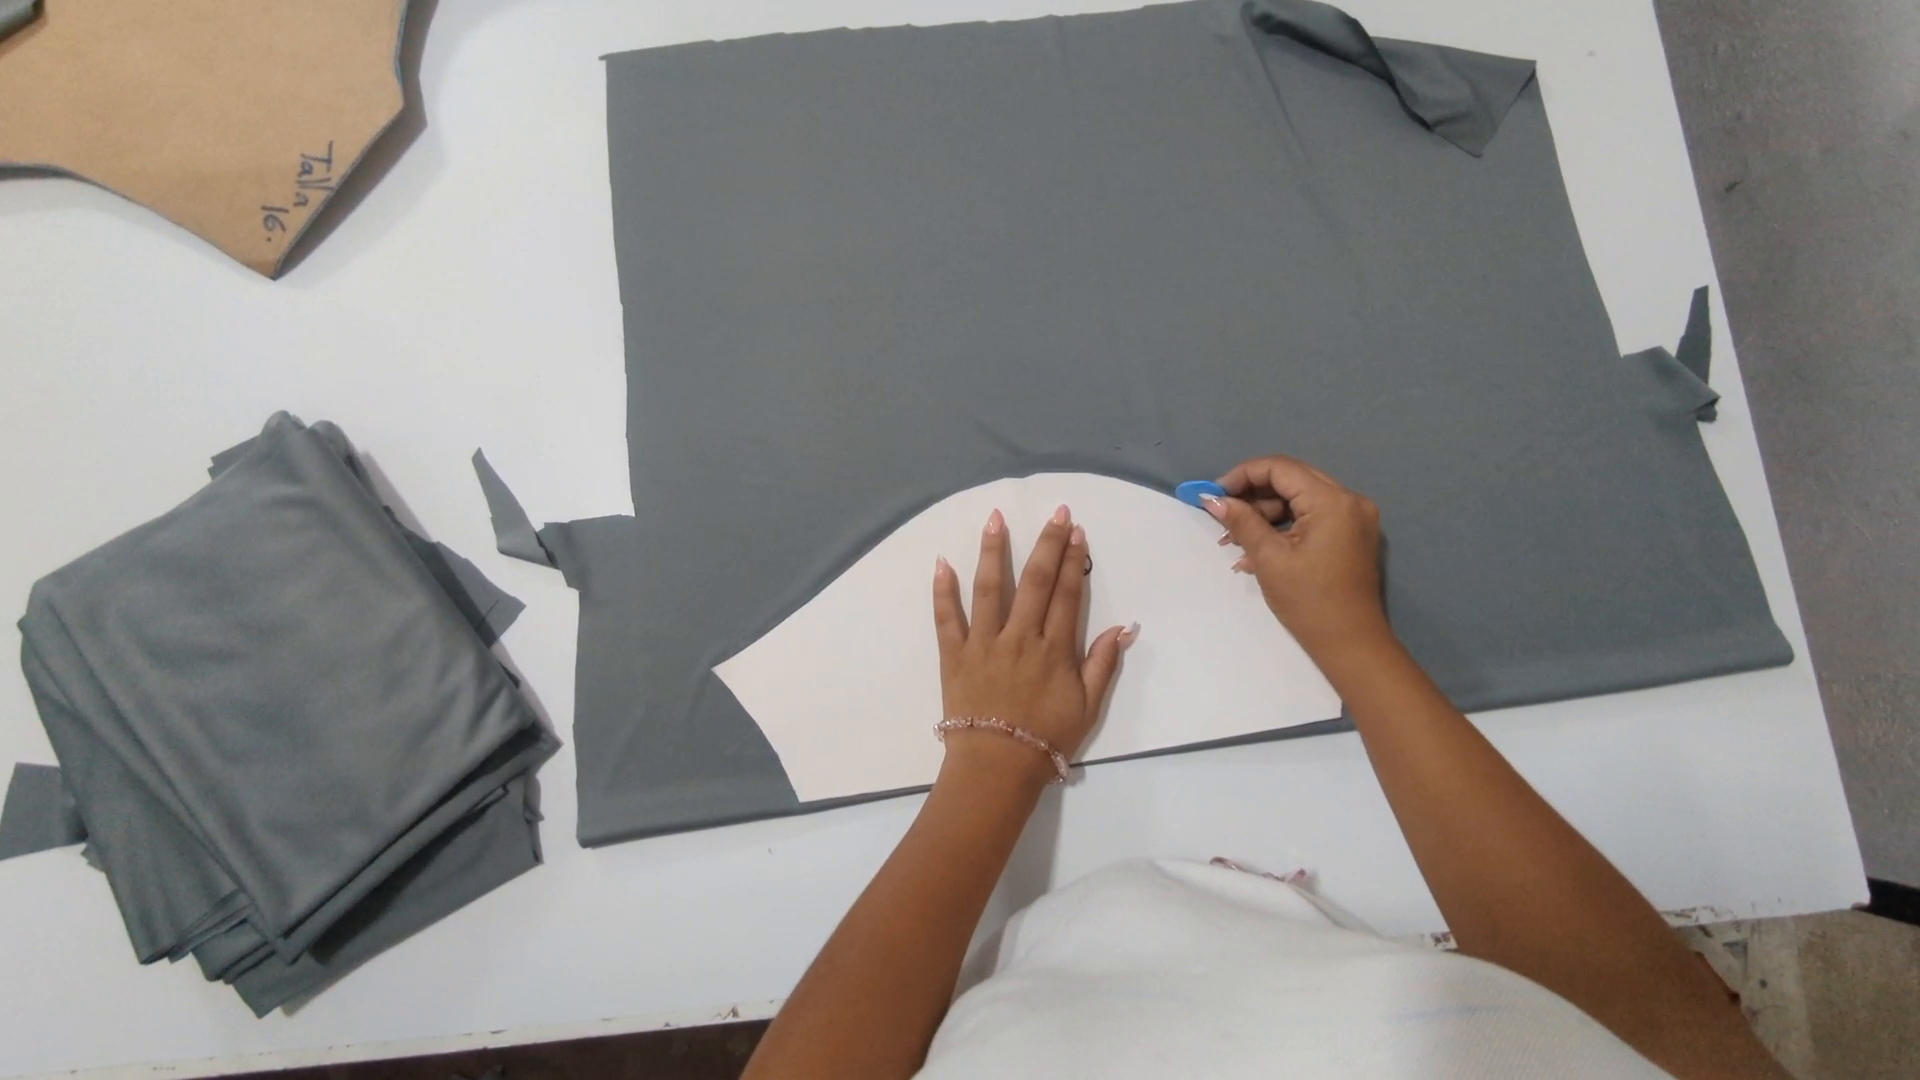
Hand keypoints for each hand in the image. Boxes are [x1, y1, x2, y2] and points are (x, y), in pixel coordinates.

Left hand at [933, 505, 1135, 783]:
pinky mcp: (954, 654)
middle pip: (1036, 582)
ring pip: (990, 588)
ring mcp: (984, 643)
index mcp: (1054, 649)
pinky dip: (942, 590)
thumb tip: (1126, 627)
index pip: (1067, 595)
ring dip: (994, 551)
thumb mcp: (1088, 707)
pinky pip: (946, 617)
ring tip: (996, 518)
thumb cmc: (1046, 739)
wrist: (996, 767)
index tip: (1077, 531)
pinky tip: (941, 562)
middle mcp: (1020, 637)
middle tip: (1056, 512)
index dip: (1073, 561)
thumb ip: (1103, 664)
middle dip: (1047, 543)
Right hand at [1206, 455, 1387, 659]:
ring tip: (1233, 539)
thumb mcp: (1269, 559)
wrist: (1351, 643)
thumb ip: (1242, 522)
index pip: (1280, 468)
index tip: (1213, 495)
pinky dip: (1282, 526)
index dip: (1242, 475)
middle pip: (1291, 479)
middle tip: (1220, 512)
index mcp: (1332, 501)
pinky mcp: (1350, 535)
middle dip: (1251, 493)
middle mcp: (1348, 500)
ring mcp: (1353, 518)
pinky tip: (1254, 549)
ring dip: (1264, 512)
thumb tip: (1212, 500)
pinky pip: (1310, 517)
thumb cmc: (1309, 601)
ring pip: (1299, 498)